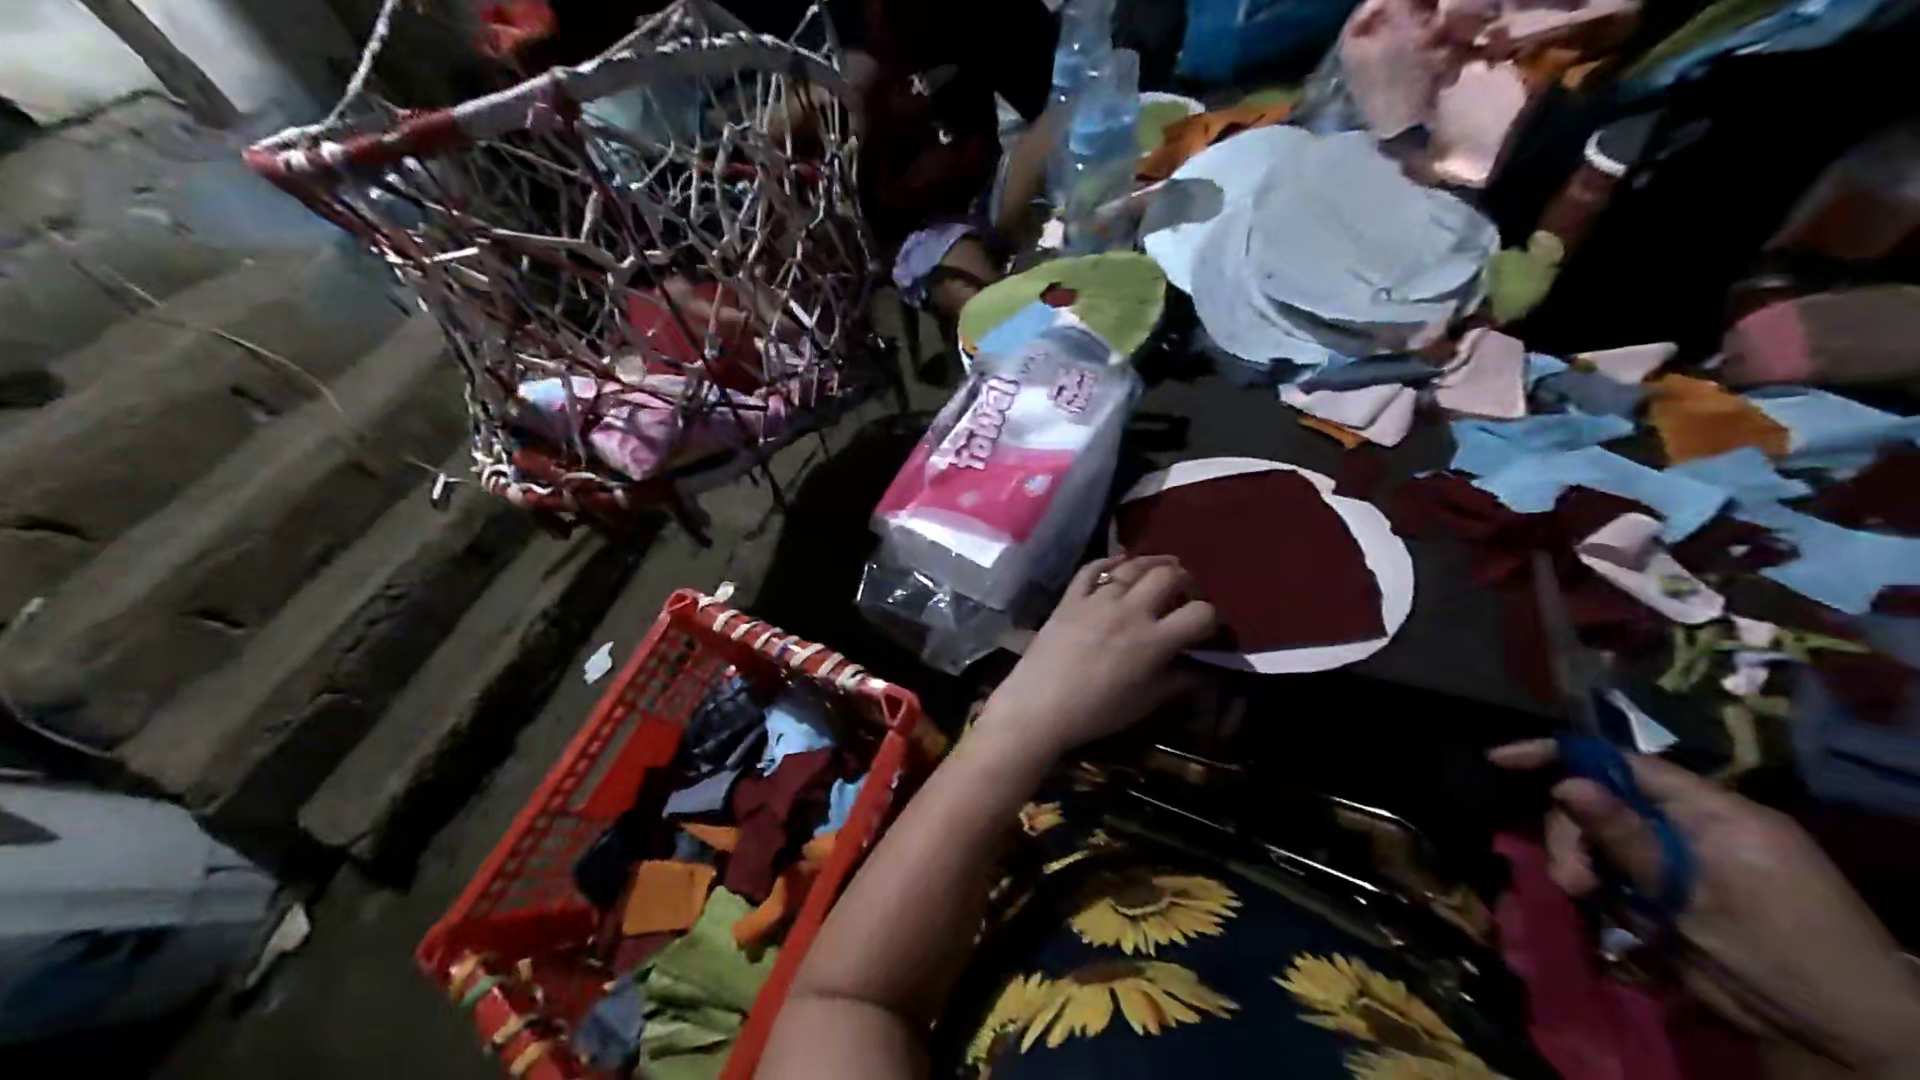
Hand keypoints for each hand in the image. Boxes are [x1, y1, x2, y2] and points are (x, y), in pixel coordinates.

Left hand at [971, 556, 1217, 765]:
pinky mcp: (1071, 598)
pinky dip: (1110, 562)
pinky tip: (1120, 562)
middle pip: (1169, 577)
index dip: (1212, 618)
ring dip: (1155, 562)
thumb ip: (1178, 681)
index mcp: (1154, 640)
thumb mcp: (1145, 702)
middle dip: (1186, 581)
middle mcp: (1130, 610)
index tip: (1208, 627)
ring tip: (1166, 565)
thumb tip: (1204, 670)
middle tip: (1186, 592)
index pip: (1200, 613)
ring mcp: (1097, 599)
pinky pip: (1092, 569)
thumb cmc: (1096, 711)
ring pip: (1133, 566)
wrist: (1039, 705)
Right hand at [1491, 740, 1919, 1076]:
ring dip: (1584, 866)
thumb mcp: (1697, 898)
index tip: (1500, 760)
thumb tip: (1566, 782)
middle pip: (1603, 804)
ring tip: (1585, 900)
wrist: (1855, 1039)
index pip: (1623, 762)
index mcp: (1715, 813)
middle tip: (1571, 881)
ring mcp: (1689, 860)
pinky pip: (1622, 872)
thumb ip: (1629, 839)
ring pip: (1605, 840)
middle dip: (1573, 837)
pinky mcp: (1681, 892)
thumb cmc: (1784, 956)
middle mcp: (1697, 826)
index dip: (1560, 755)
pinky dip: (1607, 889)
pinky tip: (1613, 914)